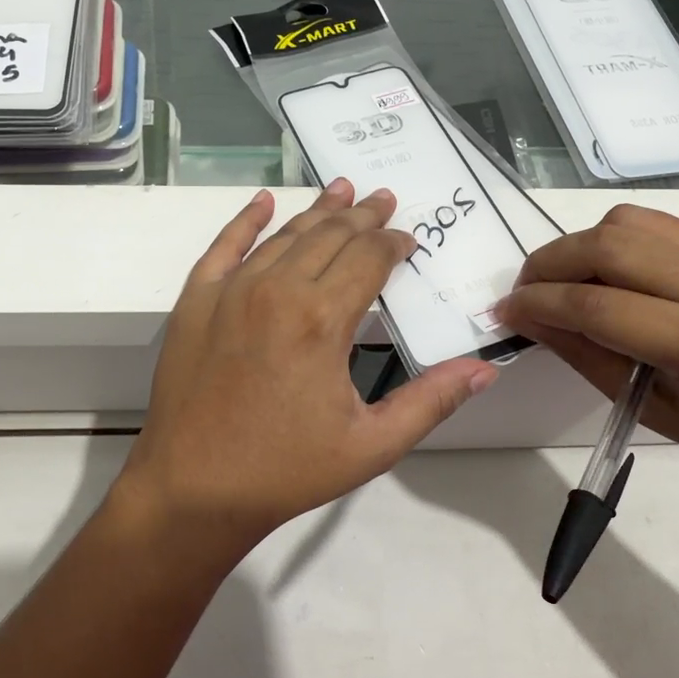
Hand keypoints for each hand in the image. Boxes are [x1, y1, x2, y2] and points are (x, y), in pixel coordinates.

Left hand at [117, 180, 500, 544]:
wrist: (193, 487)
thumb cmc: (286, 470)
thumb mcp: (371, 445)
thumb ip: (431, 401)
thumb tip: (485, 368)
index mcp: (322, 318)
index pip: (369, 258)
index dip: (394, 243)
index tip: (408, 239)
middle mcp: (277, 289)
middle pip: (329, 236)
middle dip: (362, 216)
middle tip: (384, 199)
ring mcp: (230, 290)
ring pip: (283, 236)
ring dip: (317, 211)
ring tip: (341, 189)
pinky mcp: (195, 300)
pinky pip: (223, 246)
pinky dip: (246, 220)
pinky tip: (263, 202)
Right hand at [497, 204, 678, 494]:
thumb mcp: (653, 409)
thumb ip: (585, 355)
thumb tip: (527, 317)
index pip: (597, 305)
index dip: (539, 303)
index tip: (505, 310)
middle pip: (609, 246)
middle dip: (550, 262)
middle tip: (526, 289)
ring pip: (630, 221)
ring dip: (582, 245)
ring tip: (566, 278)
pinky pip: (660, 224)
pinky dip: (619, 241)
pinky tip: (613, 273)